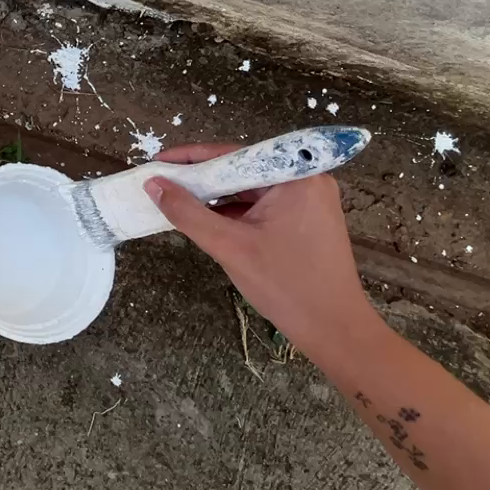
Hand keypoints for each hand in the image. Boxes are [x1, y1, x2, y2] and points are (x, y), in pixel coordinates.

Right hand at [145, 144, 379, 359]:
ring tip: (179, 200)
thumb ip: (186, 212)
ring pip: (249, 187)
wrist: (336, 334)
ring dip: (216, 195)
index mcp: (295, 178)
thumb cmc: (286, 286)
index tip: (158, 163)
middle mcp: (306, 180)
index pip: (233, 154)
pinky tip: (208, 219)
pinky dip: (233, 210)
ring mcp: (309, 200)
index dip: (191, 158)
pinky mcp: (306, 219)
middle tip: (163, 182)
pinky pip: (261, 204)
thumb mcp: (228, 246)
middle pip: (241, 169)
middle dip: (201, 178)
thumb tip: (152, 184)